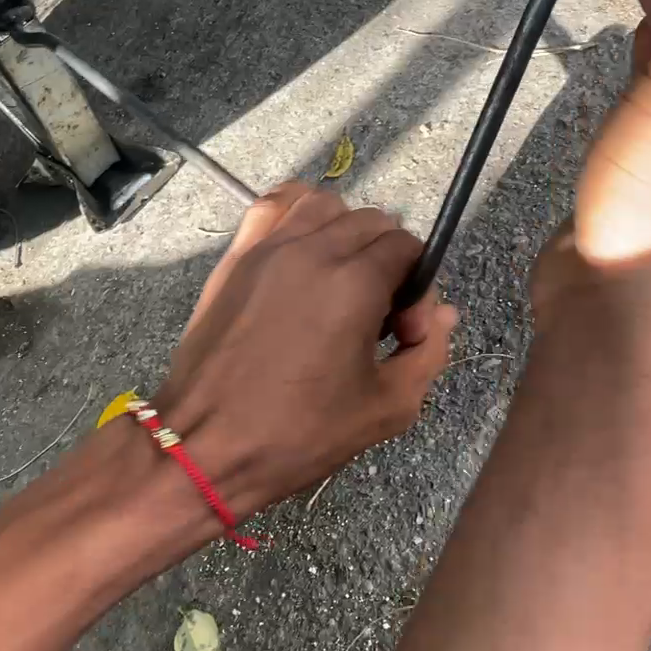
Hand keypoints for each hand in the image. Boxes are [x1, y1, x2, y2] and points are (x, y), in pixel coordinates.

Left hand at [154, 184, 457, 518]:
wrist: (205, 446)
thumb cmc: (299, 434)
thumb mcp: (386, 410)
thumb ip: (429, 354)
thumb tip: (445, 313)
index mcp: (355, 283)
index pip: (408, 247)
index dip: (418, 288)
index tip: (404, 332)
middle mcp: (314, 250)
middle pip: (374, 222)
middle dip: (389, 261)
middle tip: (376, 316)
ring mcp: (269, 247)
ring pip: (328, 205)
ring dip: (348, 233)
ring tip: (341, 280)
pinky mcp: (236, 256)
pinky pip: (275, 204)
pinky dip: (298, 212)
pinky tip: (302, 247)